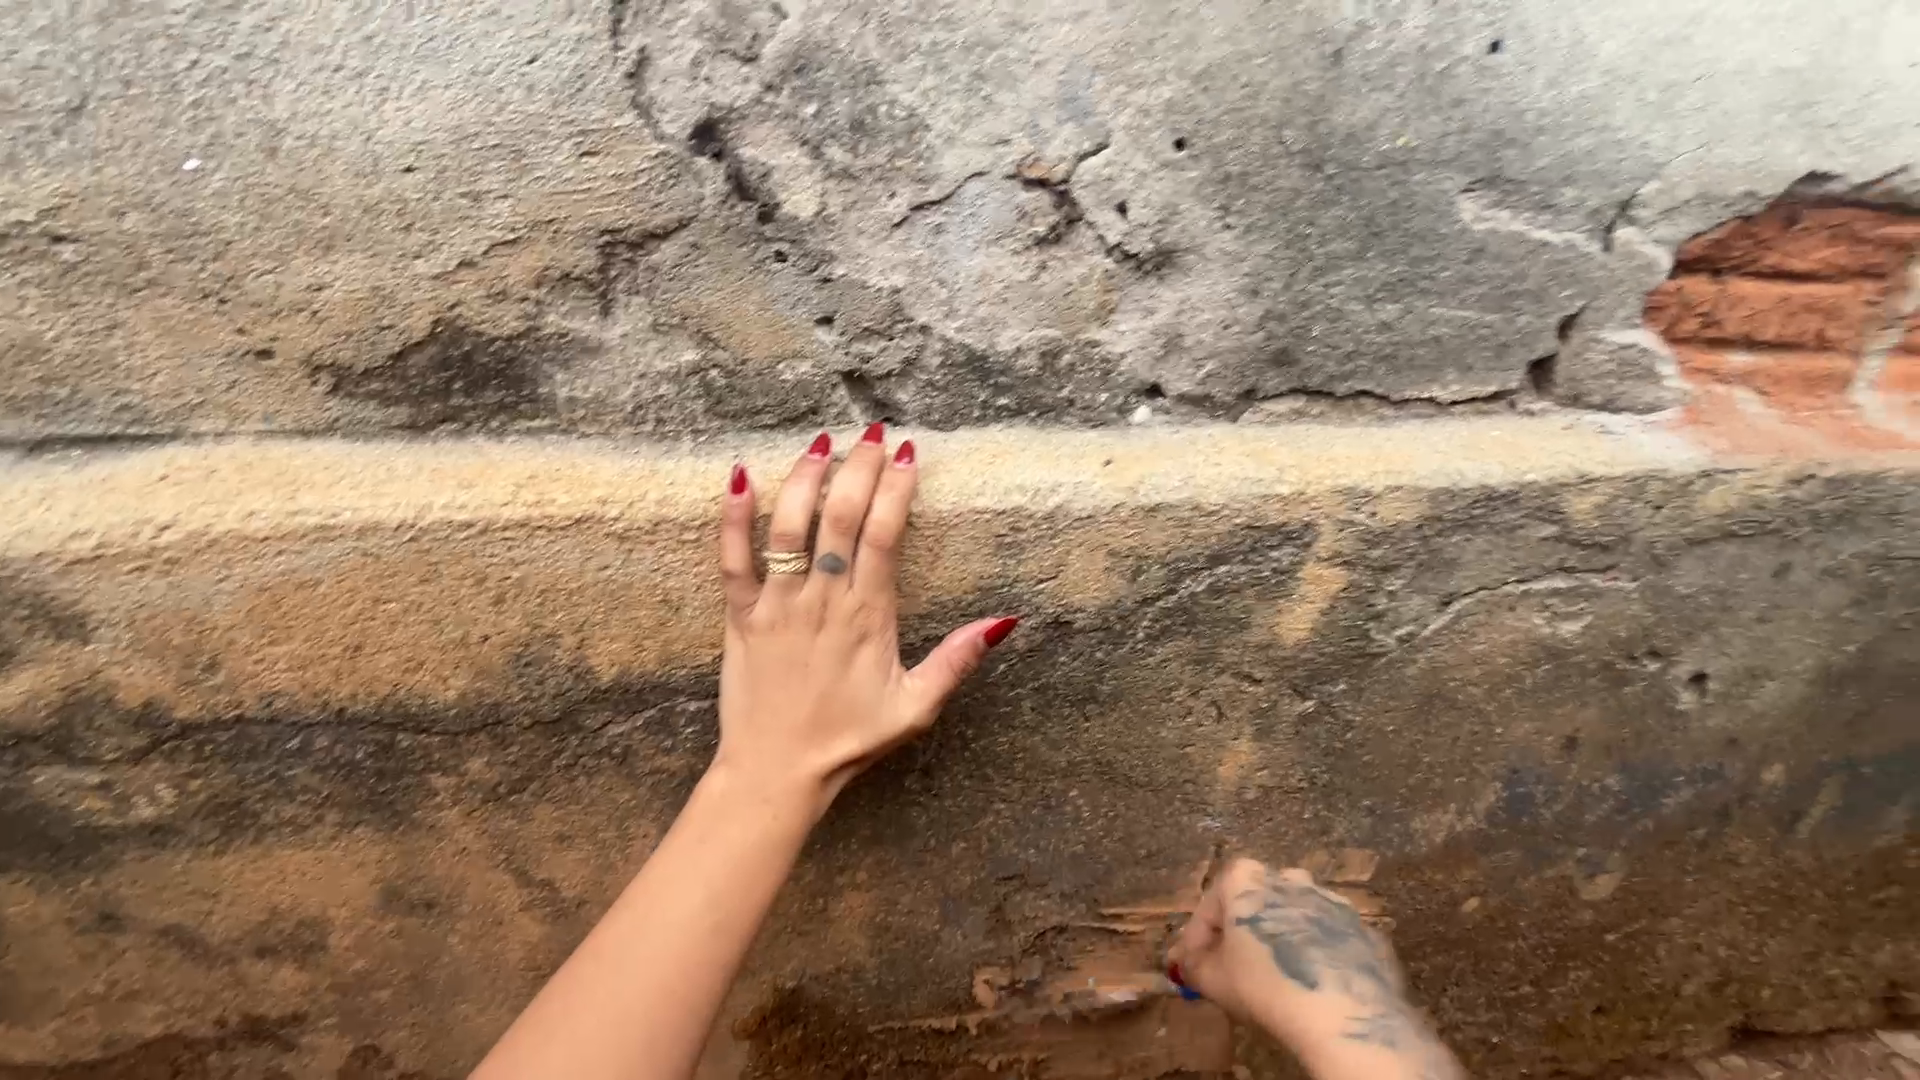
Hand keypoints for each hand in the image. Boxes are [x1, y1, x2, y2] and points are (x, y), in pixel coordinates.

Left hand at [713, 425, 1016, 816]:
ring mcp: (778, 605)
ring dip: (805, 478)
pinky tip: (739, 475)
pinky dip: (733, 518)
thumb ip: (957, 661)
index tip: (907, 454)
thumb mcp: (916, 708)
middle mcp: (823, 601)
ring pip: (789, 527)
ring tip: (822, 443)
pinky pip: (732, 560)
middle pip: (841, 518)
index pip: (884, 535)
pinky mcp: (741, 617)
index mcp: (868, 616)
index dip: (896, 489)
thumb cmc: (848, 740)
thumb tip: (1003, 621)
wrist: (776, 773)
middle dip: (858, 468)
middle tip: (872, 433)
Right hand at [1169, 860, 1460, 1079]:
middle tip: (1231, 973)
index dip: (1195, 942)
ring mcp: (1328, 900)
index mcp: (1244, 877)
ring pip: (1290, 920)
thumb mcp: (1214, 980)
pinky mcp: (1361, 930)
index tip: (1192, 969)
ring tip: (1273, 982)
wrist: (1345, 1016)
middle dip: (1239, 937)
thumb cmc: (1265, 986)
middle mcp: (1285, 876)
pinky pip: (1325, 941)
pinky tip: (1309, 988)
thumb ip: (1192, 965)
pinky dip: (1314, 958)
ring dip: (1278, 943)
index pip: (1208, 909)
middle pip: (1251, 907)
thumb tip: (1184, 964)